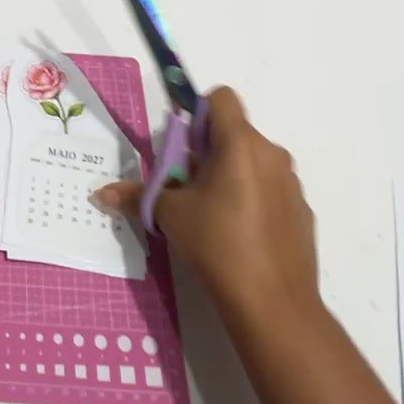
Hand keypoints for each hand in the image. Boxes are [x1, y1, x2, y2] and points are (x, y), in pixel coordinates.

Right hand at [95, 87, 319, 329]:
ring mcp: (291, 183)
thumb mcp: (170, 215)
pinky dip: (254, 199)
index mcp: (239, 143)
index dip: (199, 113)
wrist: (275, 305)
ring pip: (254, 161)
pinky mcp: (303, 212)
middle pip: (235, 132)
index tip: (186, 147)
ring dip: (232, 174)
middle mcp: (271, 154)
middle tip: (190, 187)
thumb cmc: (218, 245)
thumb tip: (101, 193)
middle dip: (209, 151)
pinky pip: (272, 189)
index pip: (221, 97)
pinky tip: (242, 236)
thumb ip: (137, 195)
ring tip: (214, 215)